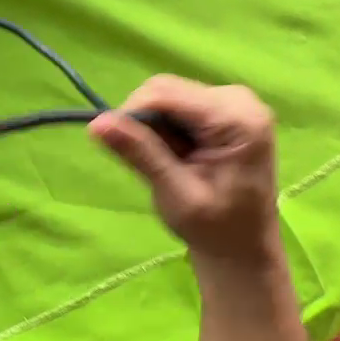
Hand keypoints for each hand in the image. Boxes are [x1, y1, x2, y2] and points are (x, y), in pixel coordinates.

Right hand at [88, 76, 279, 263]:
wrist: (243, 251)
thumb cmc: (216, 229)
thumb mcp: (175, 194)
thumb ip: (140, 153)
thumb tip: (95, 123)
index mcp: (238, 120)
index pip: (165, 93)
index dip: (133, 113)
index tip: (118, 144)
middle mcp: (239, 100)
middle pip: (164, 89)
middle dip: (146, 120)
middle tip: (150, 160)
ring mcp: (233, 102)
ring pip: (164, 93)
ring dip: (154, 124)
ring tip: (166, 160)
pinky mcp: (223, 108)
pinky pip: (174, 101)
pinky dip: (163, 125)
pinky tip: (176, 152)